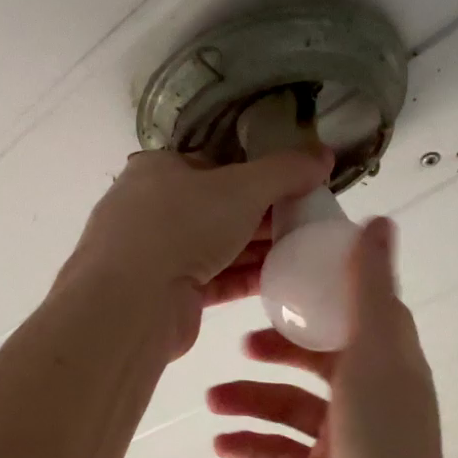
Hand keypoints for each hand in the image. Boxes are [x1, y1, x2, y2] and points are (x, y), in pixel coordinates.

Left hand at [67, 147, 332, 357]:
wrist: (133, 302)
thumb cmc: (181, 225)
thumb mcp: (244, 187)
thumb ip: (287, 170)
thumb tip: (325, 155)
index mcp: (159, 169)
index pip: (216, 164)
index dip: (257, 174)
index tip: (295, 187)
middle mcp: (151, 208)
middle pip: (219, 208)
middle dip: (263, 216)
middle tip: (307, 223)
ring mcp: (156, 254)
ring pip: (218, 247)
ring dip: (258, 250)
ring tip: (302, 252)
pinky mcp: (168, 294)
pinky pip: (215, 280)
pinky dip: (245, 279)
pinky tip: (280, 282)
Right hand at [207, 218, 457, 457]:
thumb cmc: (381, 451)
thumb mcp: (376, 359)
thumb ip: (371, 291)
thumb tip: (381, 222)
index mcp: (393, 365)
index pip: (359, 314)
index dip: (323, 296)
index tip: (280, 283)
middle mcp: (375, 399)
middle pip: (320, 361)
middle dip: (277, 352)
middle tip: (238, 344)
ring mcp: (350, 443)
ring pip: (293, 408)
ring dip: (253, 400)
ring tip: (212, 399)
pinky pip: (283, 451)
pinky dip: (253, 444)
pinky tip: (220, 444)